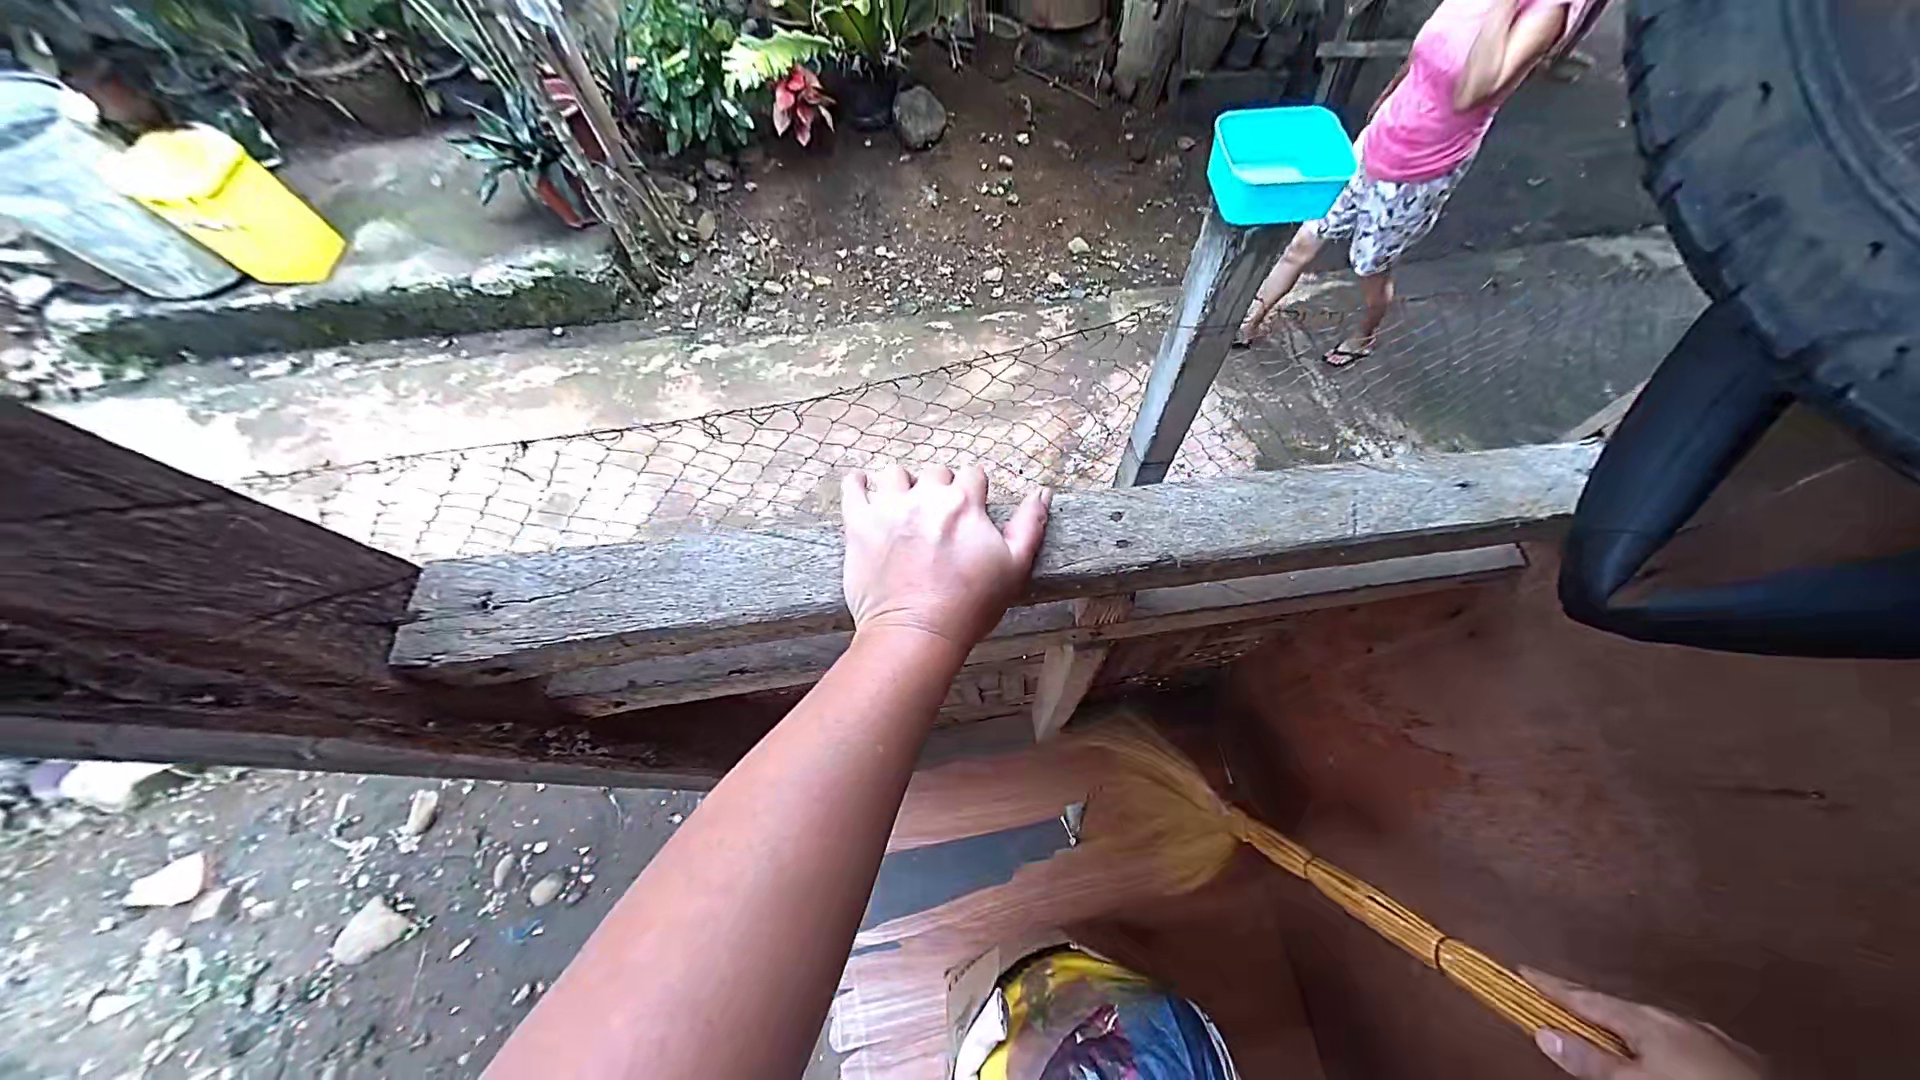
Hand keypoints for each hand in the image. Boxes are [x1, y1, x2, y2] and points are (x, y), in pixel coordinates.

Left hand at [840, 464, 1049, 650]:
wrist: (916, 634)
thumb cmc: (969, 605)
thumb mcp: (1015, 567)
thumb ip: (1030, 524)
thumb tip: (1042, 491)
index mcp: (965, 502)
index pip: (973, 475)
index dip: (974, 492)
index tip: (971, 510)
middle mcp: (926, 496)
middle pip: (936, 473)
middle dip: (940, 490)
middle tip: (939, 520)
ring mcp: (889, 507)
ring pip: (896, 474)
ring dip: (903, 486)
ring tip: (904, 508)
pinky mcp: (859, 523)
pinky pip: (853, 486)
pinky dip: (859, 483)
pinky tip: (864, 488)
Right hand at [1523, 968, 1766, 1079]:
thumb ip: (1592, 1061)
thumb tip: (1544, 1034)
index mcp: (1647, 1019)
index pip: (1581, 995)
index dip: (1547, 984)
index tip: (1520, 970)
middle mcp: (1679, 1021)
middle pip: (1619, 1010)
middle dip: (1591, 1011)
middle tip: (1560, 1010)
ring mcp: (1717, 1043)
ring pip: (1658, 1028)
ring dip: (1631, 1031)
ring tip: (1614, 1041)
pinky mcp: (1747, 1065)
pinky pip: (1689, 1045)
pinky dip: (1667, 1048)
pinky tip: (1673, 1062)